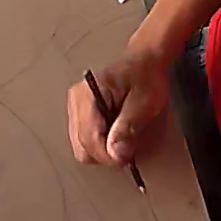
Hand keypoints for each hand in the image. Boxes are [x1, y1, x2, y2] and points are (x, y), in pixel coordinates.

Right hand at [66, 44, 171, 165]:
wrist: (144, 61)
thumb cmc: (146, 77)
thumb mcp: (144, 102)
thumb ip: (128, 127)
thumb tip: (115, 154)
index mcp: (88, 94)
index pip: (88, 137)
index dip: (107, 154)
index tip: (126, 159)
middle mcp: (76, 100)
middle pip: (81, 146)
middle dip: (105, 153)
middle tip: (127, 149)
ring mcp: (75, 107)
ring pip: (81, 146)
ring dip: (102, 150)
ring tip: (122, 138)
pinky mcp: (79, 113)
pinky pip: (84, 140)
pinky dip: (100, 144)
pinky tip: (114, 133)